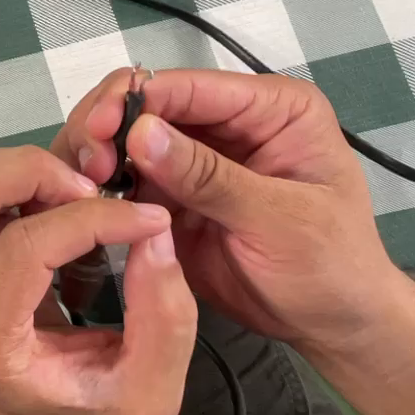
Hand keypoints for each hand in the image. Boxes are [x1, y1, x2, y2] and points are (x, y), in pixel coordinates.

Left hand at [0, 147, 197, 414]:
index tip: (146, 219)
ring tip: (75, 196)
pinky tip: (57, 201)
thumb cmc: (74, 412)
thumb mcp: (143, 393)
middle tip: (91, 194)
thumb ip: (163, 322)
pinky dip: (15, 176)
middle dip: (34, 172)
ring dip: (21, 169)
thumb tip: (155, 234)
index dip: (89, 220)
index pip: (22, 246)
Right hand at [50, 68, 414, 359]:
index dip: (134, 101)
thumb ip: (208, 176)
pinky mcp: (167, 190)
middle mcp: (225, 121)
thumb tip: (138, 133)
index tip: (98, 134)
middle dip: (106, 126)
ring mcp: (192, 156)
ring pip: (122, 133)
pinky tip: (82, 200)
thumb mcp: (278, 219)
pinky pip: (120, 173)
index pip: (187, 87)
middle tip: (88, 170)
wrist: (332, 327)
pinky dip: (95, 182)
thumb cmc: (330, 267)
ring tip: (83, 187)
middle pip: (143, 100)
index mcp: (269, 108)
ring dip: (94, 153)